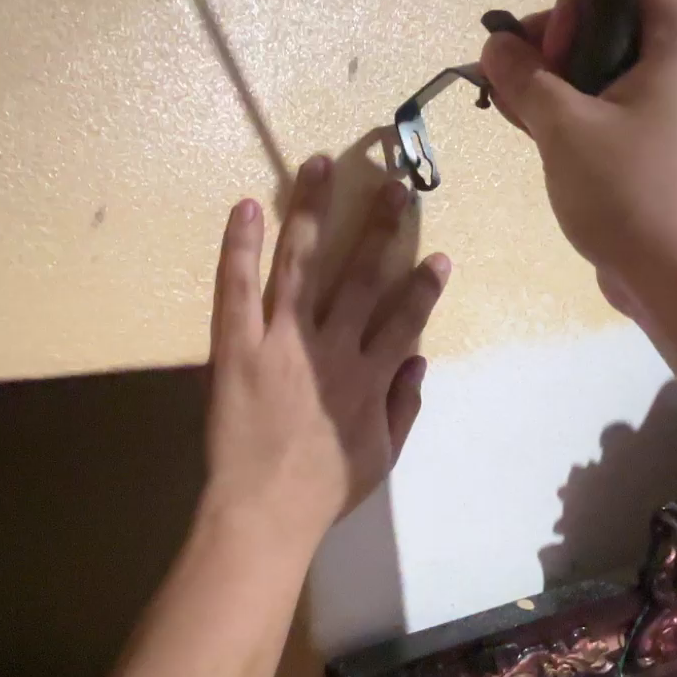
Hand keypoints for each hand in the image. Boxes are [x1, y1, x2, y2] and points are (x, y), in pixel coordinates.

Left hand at [201, 155, 449, 550]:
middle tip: (395, 186)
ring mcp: (282, 342)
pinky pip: (238, 288)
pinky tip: (249, 205)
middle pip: (360, 277)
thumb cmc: (326, 490)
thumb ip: (404, 406)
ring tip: (320, 165)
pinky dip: (242, 246)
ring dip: (314, 213)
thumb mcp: (383, 457)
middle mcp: (332, 348)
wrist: (266, 512)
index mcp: (370, 377)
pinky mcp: (237, 346)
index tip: (439, 255)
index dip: (424, 286)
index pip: (404, 318)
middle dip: (380, 228)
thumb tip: (418, 358)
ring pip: (301, 265)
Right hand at [481, 0, 676, 294]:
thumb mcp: (564, 129)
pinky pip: (614, 109)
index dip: (570, 6)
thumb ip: (524, 79)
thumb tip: (493, 47)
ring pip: (605, 70)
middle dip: (553, 51)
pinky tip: (539, 139)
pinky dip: (577, 117)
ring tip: (519, 119)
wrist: (676, 278)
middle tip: (519, 92)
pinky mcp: (662, 145)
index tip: (547, 60)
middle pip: (609, 22)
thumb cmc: (628, 194)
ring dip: (557, 88)